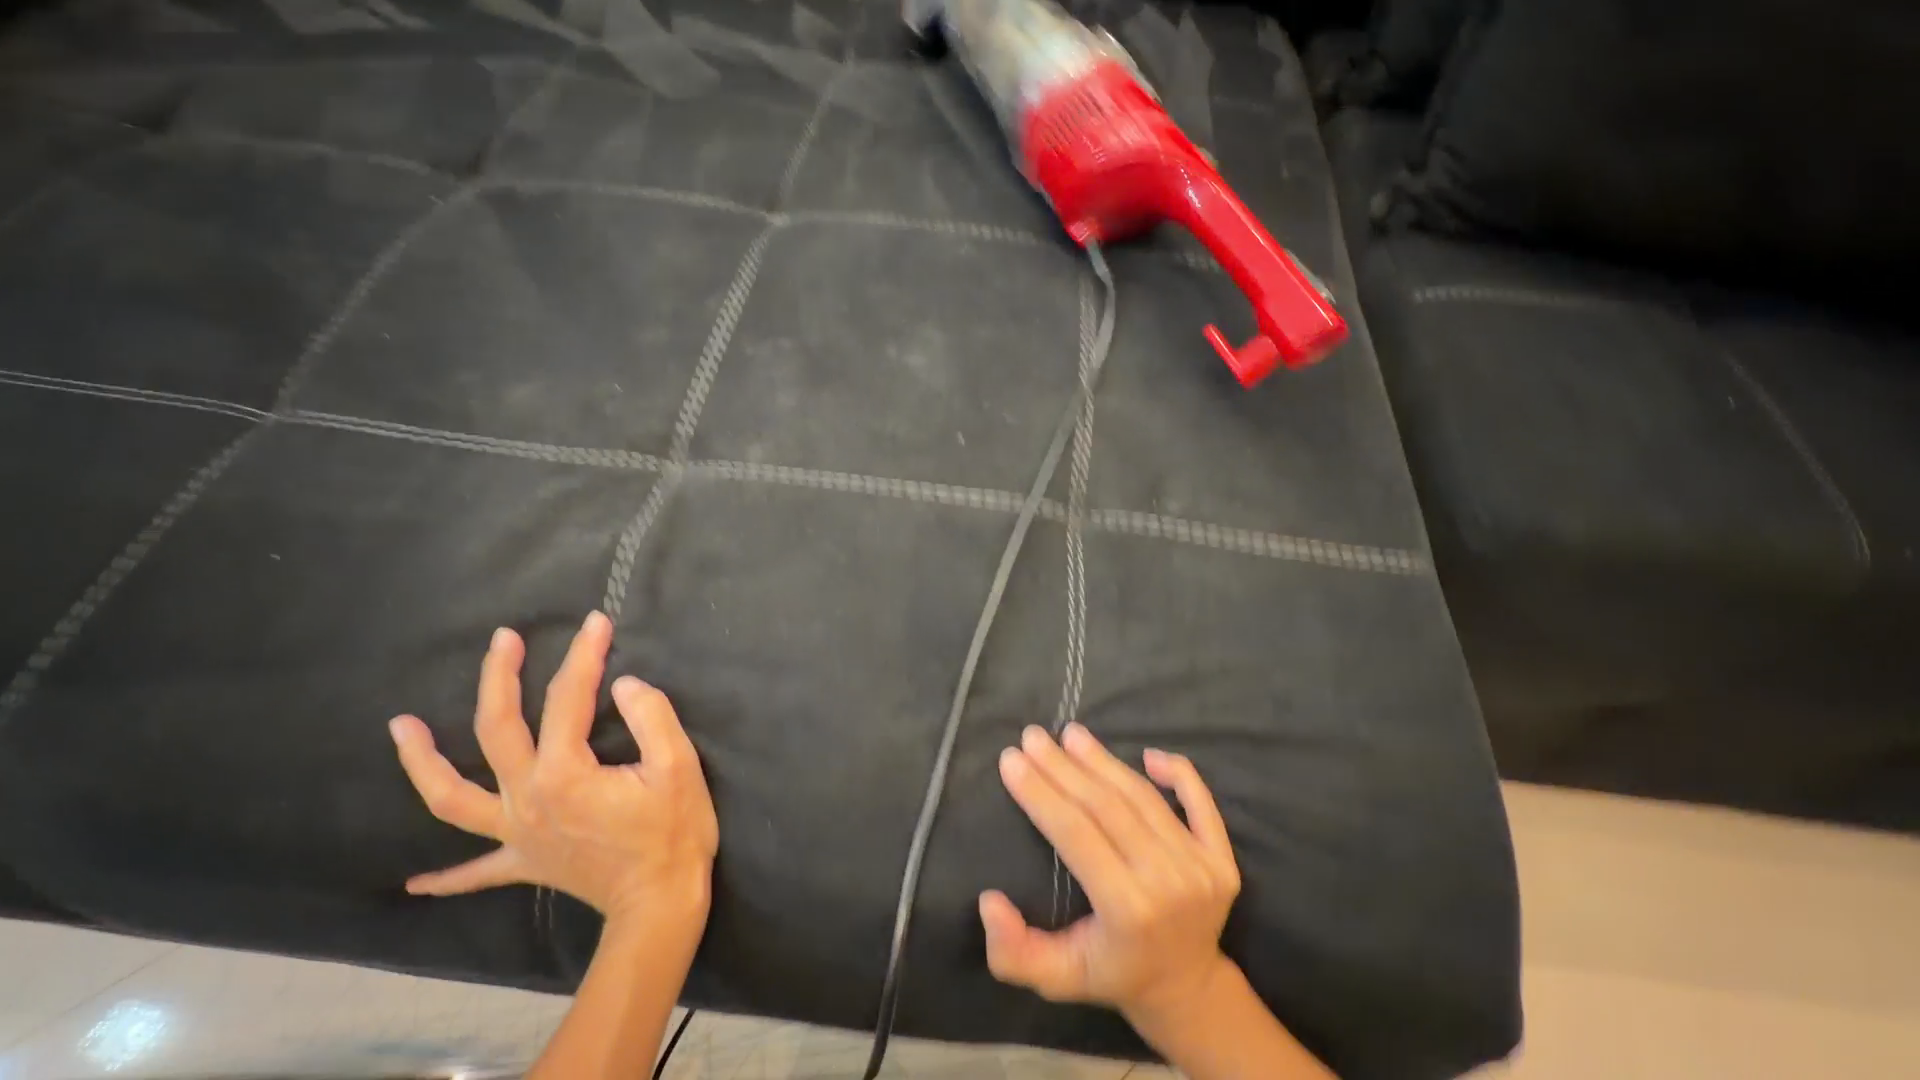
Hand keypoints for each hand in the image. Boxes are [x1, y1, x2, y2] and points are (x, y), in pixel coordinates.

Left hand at [387, 612, 718, 926]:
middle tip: (502, 640)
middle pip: (495, 729)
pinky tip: (415, 883)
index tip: (595, 624)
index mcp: (564, 772)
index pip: (568, 699)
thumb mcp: (679, 767)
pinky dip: (443, 878)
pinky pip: (474, 872)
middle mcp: (526, 798)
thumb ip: (652, 716)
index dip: (584, 655)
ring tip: (399, 729)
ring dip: (422, 762)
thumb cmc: (674, 833)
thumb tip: (624, 685)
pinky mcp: (524, 863)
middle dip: (497, 678)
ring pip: (452, 797)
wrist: (661, 904)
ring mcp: (517, 834)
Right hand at [981, 722, 1239, 1022]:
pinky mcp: (1222, 859)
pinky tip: (1147, 754)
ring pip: (1143, 799)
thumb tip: (989, 899)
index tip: (1010, 760)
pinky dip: (1177, 773)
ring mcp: (1201, 868)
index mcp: (1126, 910)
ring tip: (1071, 734)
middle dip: (1063, 767)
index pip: (1075, 834)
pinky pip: (1201, 804)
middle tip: (1032, 736)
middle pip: (1107, 807)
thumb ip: (1013, 952)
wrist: (1185, 989)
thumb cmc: (1110, 974)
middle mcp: (1168, 883)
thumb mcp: (1055, 978)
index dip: (1040, 793)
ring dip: (1104, 761)